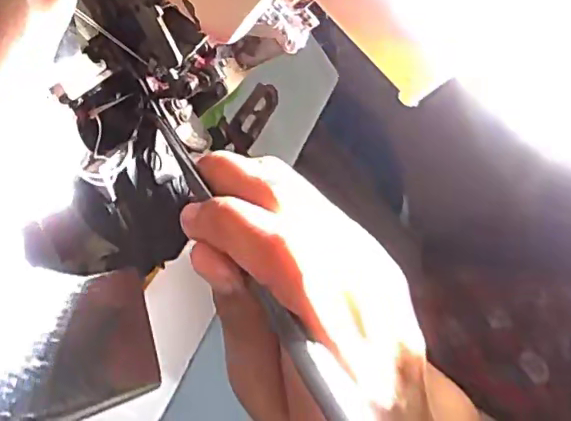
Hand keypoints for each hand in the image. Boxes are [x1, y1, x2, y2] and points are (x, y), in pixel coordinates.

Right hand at [182, 153, 470, 420]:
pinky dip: (277, 190)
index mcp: (343, 347)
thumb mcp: (263, 392)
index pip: (283, 251)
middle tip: (196, 184)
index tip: (192, 218)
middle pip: (296, 206)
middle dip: (235, 179)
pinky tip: (252, 200)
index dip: (228, 221)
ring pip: (306, 193)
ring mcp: (378, 271)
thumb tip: (207, 253)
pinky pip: (317, 202)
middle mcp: (370, 298)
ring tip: (218, 188)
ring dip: (254, 178)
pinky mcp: (375, 255)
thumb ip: (236, 318)